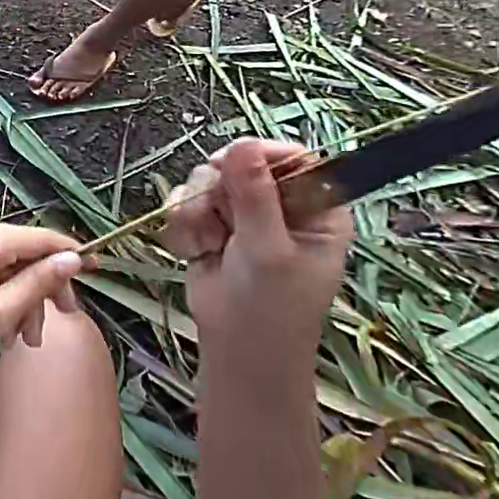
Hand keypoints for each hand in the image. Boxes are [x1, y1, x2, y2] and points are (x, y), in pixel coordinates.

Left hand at [0, 221, 83, 372]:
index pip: (45, 238)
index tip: (99, 270)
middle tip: (54, 326)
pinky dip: (1, 300)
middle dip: (43, 291)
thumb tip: (73, 258)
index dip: (73, 255)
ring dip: (21, 303)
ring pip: (9, 270)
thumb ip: (39, 283)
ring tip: (19, 342)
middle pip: (27, 255)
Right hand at [161, 139, 351, 354]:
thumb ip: (255, 196)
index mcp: (315, 206)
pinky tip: (193, 251)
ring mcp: (242, 214)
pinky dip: (183, 226)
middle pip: (240, 164)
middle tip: (214, 217)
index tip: (227, 162)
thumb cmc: (269, 308)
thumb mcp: (268, 250)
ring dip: (196, 212)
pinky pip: (186, 203)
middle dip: (217, 190)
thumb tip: (241, 144)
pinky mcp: (210, 226)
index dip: (259, 154)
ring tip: (205, 245)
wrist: (237, 353)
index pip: (293, 158)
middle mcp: (279, 205)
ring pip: (206, 181)